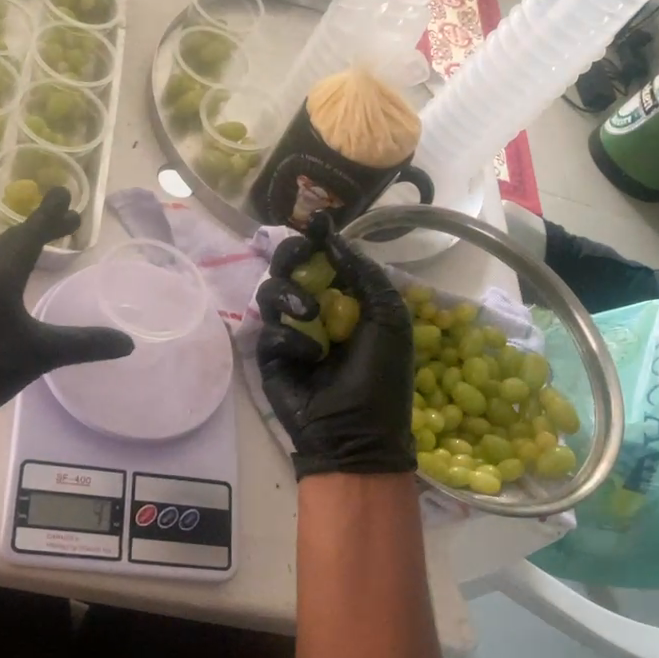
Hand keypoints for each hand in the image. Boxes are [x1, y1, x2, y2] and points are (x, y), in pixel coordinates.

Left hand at [0, 187, 133, 510]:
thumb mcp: (43, 354)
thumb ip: (86, 344)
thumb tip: (128, 343)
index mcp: (2, 273)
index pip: (31, 233)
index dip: (51, 213)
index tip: (65, 192)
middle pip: (15, 238)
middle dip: (42, 226)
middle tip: (70, 221)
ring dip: (24, 242)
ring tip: (44, 242)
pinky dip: (8, 259)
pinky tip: (12, 278)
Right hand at [255, 217, 416, 479]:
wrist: (356, 434)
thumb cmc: (381, 377)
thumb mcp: (388, 318)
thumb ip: (364, 274)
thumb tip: (334, 237)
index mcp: (347, 301)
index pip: (324, 259)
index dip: (318, 240)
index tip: (315, 223)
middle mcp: (316, 312)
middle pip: (289, 268)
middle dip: (293, 255)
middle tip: (300, 255)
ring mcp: (290, 334)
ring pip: (271, 293)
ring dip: (291, 295)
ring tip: (309, 314)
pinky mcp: (270, 357)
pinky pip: (270, 331)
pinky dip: (291, 340)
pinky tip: (310, 358)